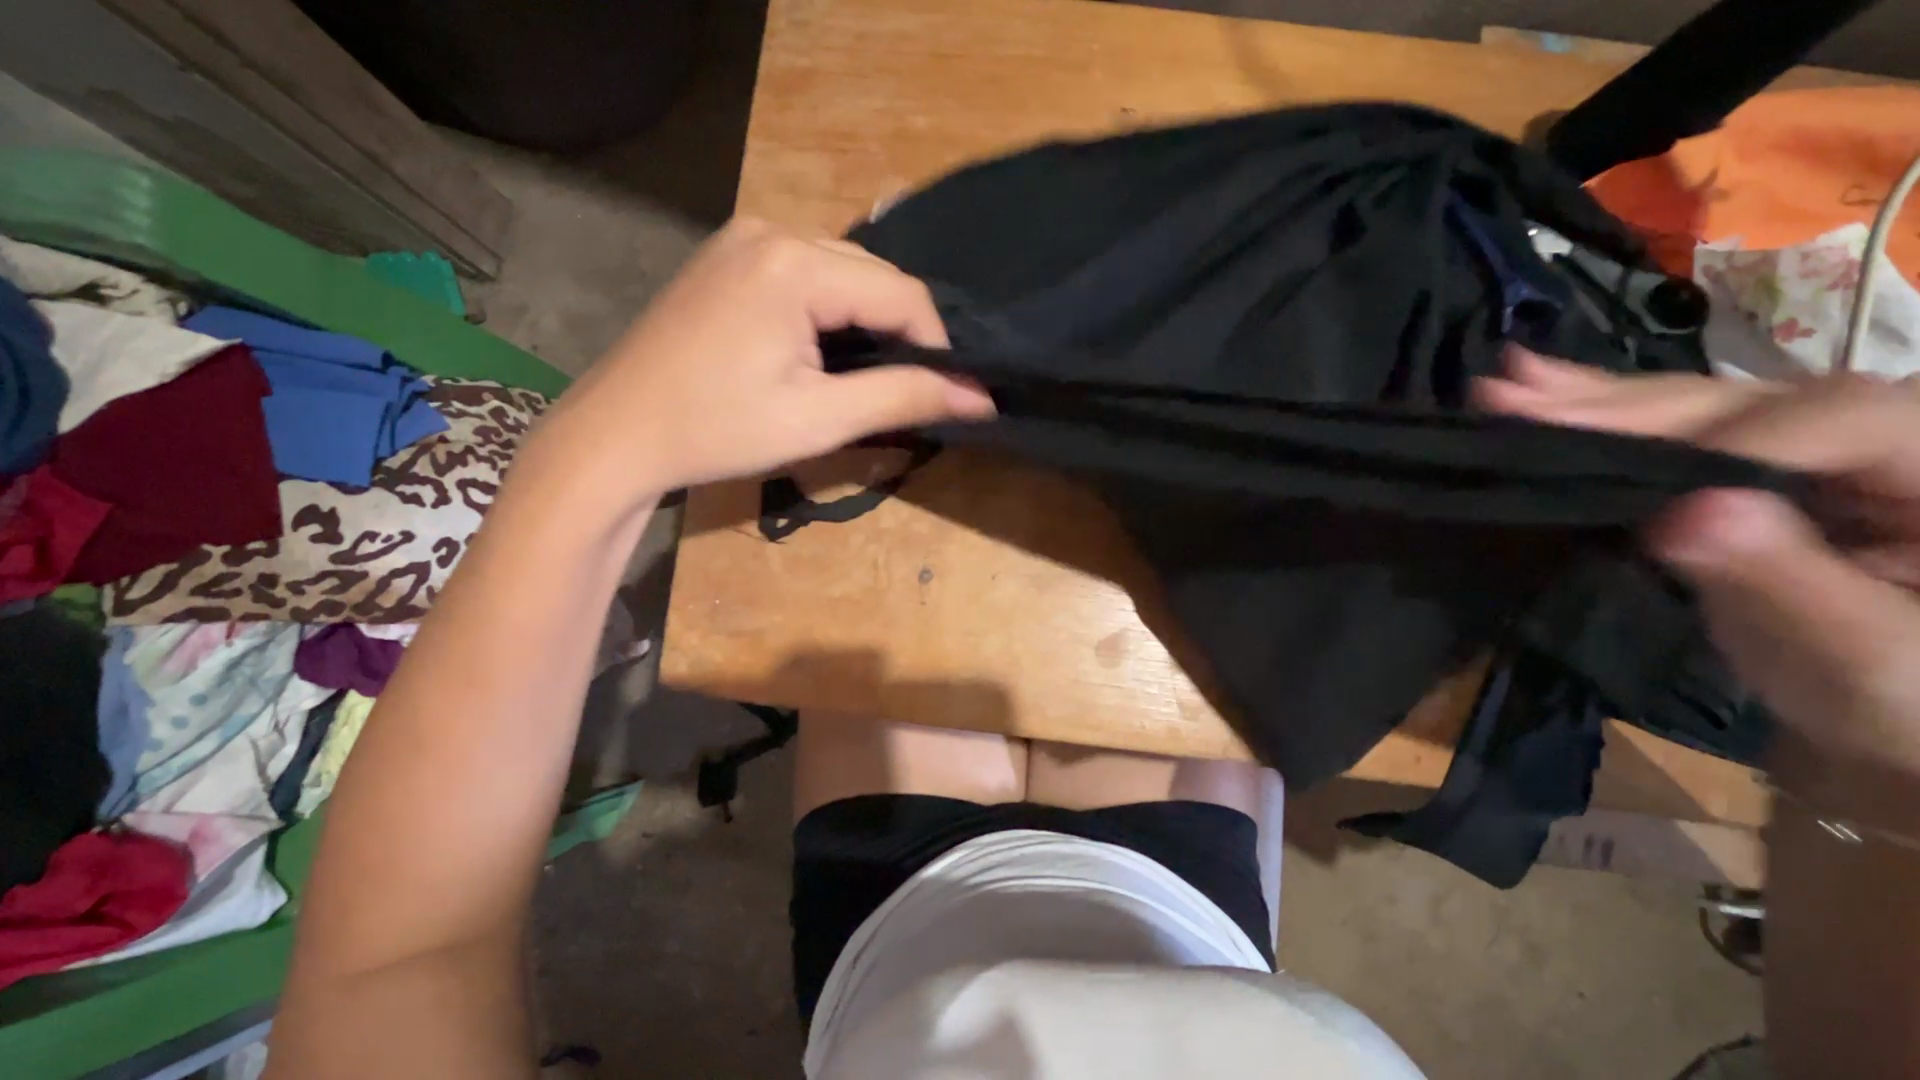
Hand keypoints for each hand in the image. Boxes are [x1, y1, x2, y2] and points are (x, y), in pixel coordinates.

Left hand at [531, 218, 994, 502]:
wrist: (615, 434)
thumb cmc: (716, 431)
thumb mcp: (818, 420)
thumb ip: (904, 397)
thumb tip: (982, 396)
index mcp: (794, 263)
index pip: (900, 292)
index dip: (936, 343)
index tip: (947, 391)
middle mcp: (770, 228)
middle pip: (871, 273)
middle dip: (899, 329)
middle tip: (906, 386)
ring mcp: (741, 236)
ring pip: (840, 269)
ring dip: (864, 316)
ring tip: (866, 371)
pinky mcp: (725, 253)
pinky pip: (803, 269)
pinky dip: (827, 305)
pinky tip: (821, 347)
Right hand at [1478, 346, 1919, 782]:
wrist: (1896, 712)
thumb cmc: (1899, 700)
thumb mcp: (1863, 655)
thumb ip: (1786, 580)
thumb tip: (1688, 515)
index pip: (1839, 420)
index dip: (1730, 443)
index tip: (1628, 485)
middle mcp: (1886, 430)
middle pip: (1752, 401)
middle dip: (1629, 408)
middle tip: (1517, 396)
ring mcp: (1820, 442)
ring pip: (1706, 409)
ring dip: (1598, 404)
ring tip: (1506, 386)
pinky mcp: (1762, 464)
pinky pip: (1684, 434)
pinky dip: (1607, 420)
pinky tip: (1544, 390)